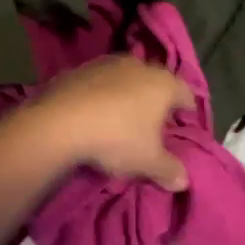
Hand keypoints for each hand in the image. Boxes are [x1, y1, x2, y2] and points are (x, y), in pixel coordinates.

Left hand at [17, 56, 195, 190]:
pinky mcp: (76, 69)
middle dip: (154, 101)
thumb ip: (169, 170)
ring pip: (123, 79)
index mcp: (162, 83)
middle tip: (151, 124)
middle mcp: (136, 66)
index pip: (185, 93)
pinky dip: (98, 95)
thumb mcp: (148, 162)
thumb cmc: (116, 138)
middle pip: (154, 82)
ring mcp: (104, 64)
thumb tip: (183, 181)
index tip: (182, 123)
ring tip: (119, 118)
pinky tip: (91, 113)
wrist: (58, 122)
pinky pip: (96, 83)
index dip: (186, 110)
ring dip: (124, 95)